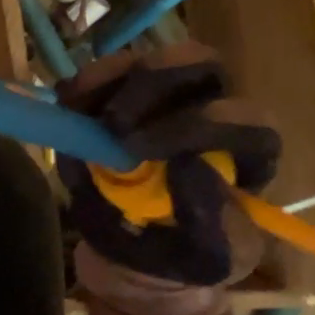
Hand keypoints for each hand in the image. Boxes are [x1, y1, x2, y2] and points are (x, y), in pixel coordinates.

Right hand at [57, 43, 279, 314]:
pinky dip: (83, 83)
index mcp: (247, 154)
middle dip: (155, 81)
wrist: (134, 253)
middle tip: (112, 120)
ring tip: (78, 111)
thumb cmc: (179, 255)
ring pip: (149, 59)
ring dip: (111, 79)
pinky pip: (103, 71)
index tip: (139, 148)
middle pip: (202, 64)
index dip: (198, 123)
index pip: (247, 120)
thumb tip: (191, 166)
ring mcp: (160, 99)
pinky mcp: (117, 95)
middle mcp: (209, 113)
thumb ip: (210, 218)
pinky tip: (68, 105)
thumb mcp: (206, 256)